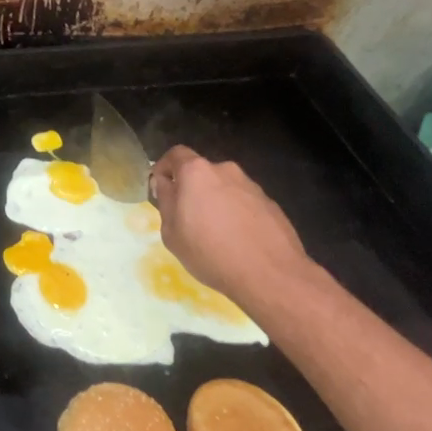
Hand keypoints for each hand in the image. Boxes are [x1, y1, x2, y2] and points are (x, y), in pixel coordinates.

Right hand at [150, 145, 309, 300]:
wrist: (270, 276)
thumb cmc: (210, 252)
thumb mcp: (171, 232)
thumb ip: (165, 201)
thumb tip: (165, 184)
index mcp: (196, 172)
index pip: (175, 154)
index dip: (164, 169)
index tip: (160, 189)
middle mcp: (226, 171)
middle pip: (201, 173)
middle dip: (192, 189)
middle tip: (187, 217)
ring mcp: (252, 187)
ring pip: (225, 188)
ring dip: (216, 202)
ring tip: (216, 233)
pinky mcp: (271, 205)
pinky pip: (245, 203)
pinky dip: (237, 215)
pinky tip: (239, 240)